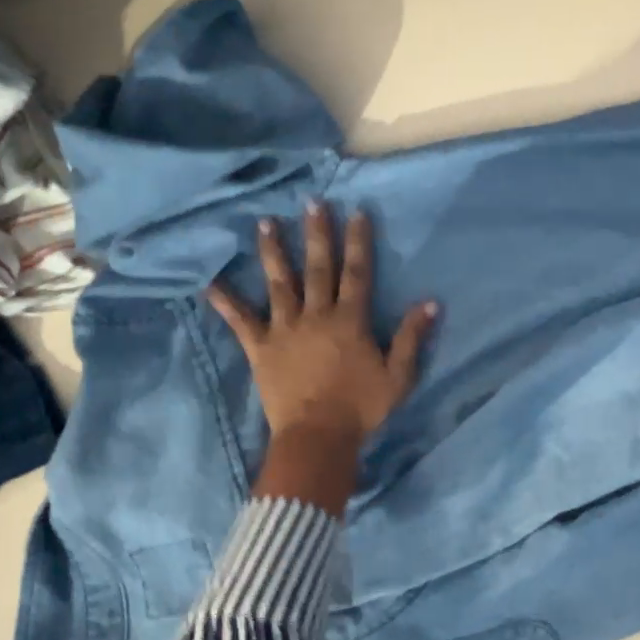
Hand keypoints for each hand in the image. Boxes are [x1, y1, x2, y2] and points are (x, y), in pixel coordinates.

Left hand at [207, 204, 435, 446]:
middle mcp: (316, 315)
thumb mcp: (398, 374)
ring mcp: (284, 329)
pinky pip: (240, 321)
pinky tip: (209, 282)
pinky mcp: (260, 349)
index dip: (358, 242)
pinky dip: (225, 301)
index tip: (357, 212)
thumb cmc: (361, 406)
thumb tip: (430, 302)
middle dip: (316, 233)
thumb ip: (411, 336)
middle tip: (312, 202)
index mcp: (349, 320)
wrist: (317, 437)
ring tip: (265, 222)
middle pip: (317, 267)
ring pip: (279, 283)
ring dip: (273, 252)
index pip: (357, 272)